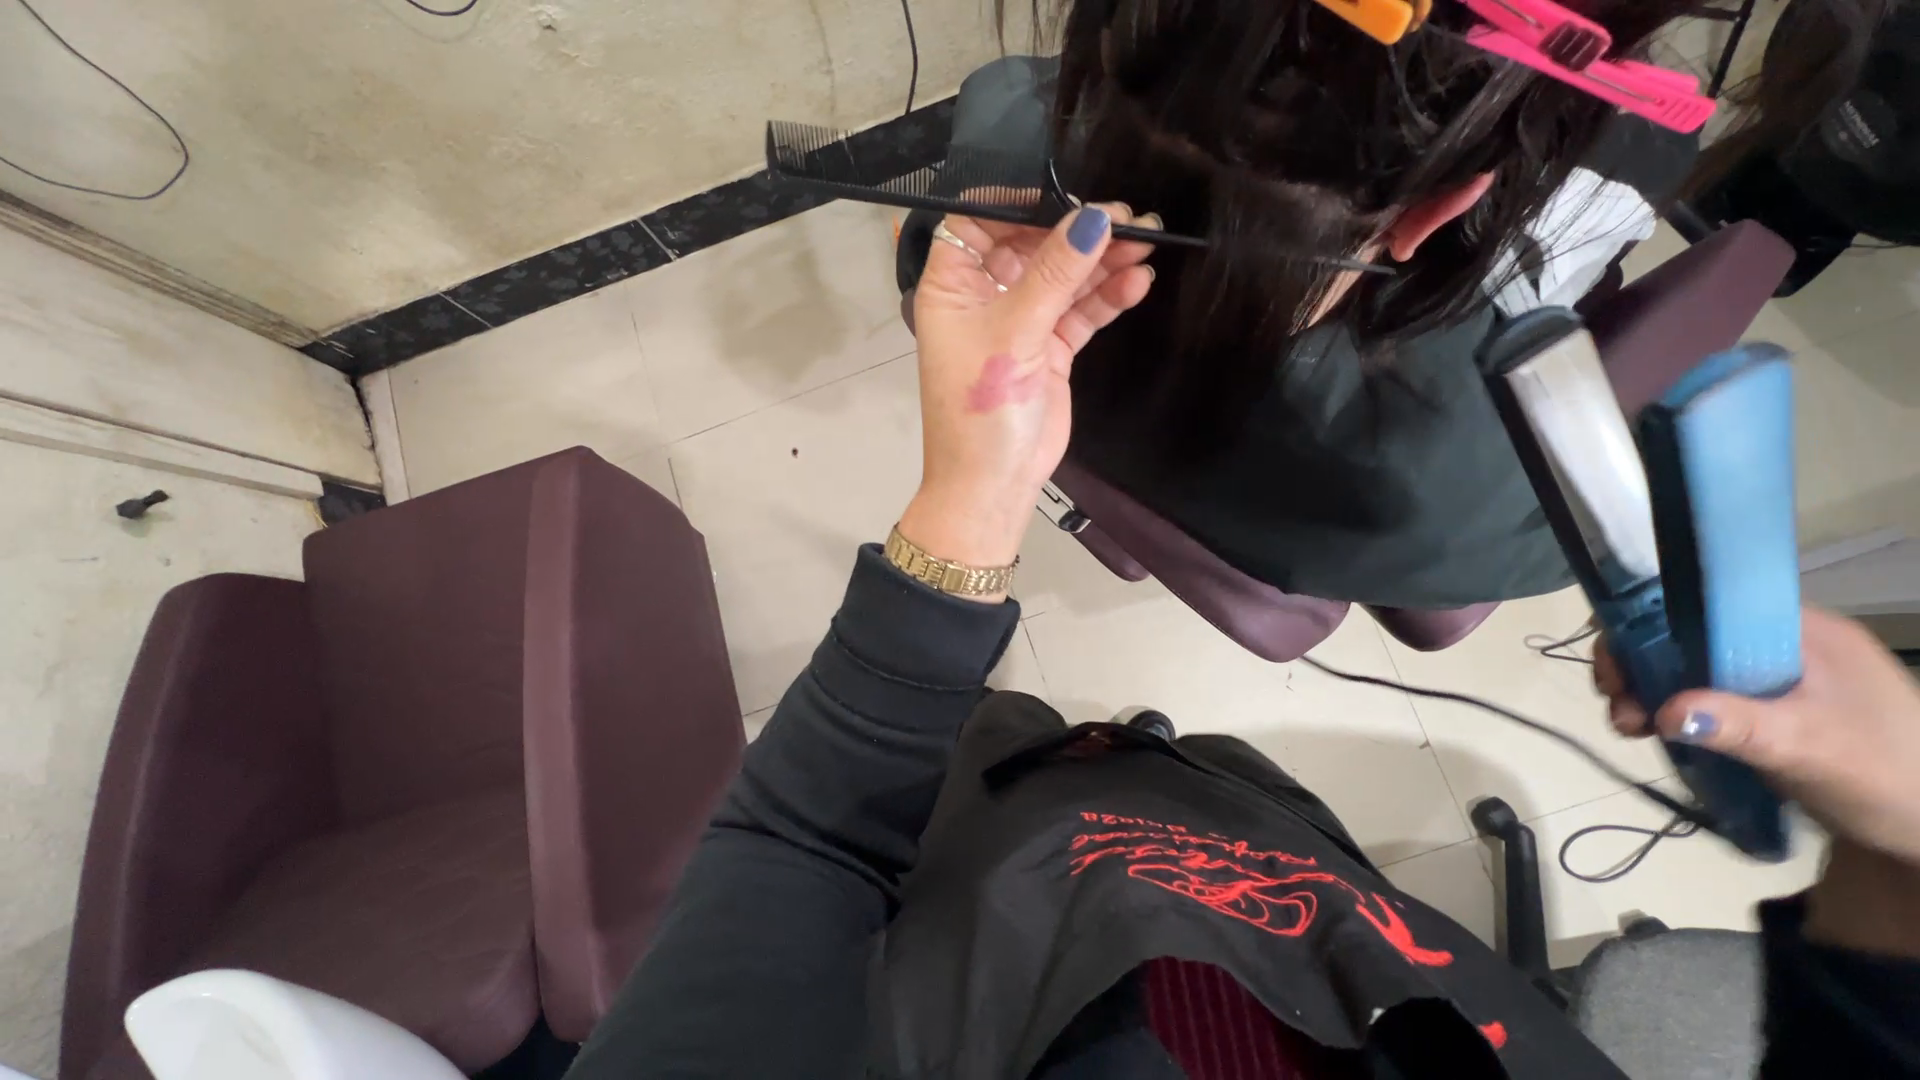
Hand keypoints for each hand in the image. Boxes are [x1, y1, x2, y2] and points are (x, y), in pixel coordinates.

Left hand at [896, 204, 1154, 592]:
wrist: (994, 483)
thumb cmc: (981, 409)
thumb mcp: (1014, 333)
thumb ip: (1055, 275)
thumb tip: (1094, 219)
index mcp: (952, 286)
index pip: (978, 222)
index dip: (1018, 203)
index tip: (1067, 194)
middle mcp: (984, 297)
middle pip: (1031, 246)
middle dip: (1076, 232)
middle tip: (1127, 218)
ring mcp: (1019, 322)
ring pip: (1063, 278)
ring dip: (1101, 263)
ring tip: (1148, 241)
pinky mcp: (1049, 349)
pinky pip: (1080, 312)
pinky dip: (1107, 298)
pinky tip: (1138, 282)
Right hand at [1599, 609, 1919, 954]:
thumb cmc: (1888, 778)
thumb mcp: (1810, 749)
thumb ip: (1739, 725)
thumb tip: (1663, 711)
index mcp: (1799, 630)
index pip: (1703, 603)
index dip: (1646, 622)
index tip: (1615, 661)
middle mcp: (1780, 641)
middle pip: (1682, 634)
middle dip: (1637, 665)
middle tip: (1615, 704)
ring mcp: (1771, 674)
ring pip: (1684, 665)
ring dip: (1645, 690)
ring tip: (1629, 726)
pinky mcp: (1762, 704)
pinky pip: (1698, 692)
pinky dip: (1668, 709)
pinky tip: (1654, 732)